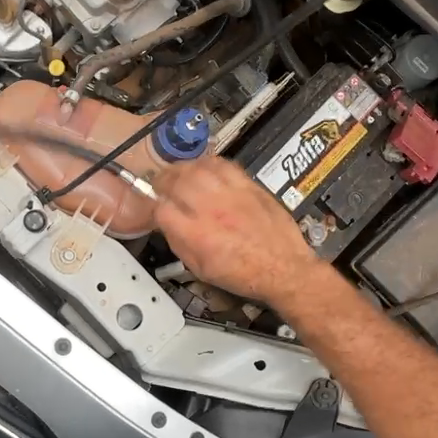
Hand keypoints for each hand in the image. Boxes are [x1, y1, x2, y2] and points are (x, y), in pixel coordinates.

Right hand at [152, 157, 329, 307]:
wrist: (284, 269)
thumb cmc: (247, 273)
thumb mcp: (202, 270)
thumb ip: (180, 245)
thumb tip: (167, 226)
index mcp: (197, 236)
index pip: (161, 209)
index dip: (153, 206)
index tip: (155, 207)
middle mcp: (212, 212)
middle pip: (175, 181)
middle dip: (162, 181)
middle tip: (161, 185)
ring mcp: (231, 196)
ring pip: (197, 168)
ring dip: (182, 168)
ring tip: (178, 173)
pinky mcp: (249, 187)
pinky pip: (223, 164)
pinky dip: (209, 163)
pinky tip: (205, 169)